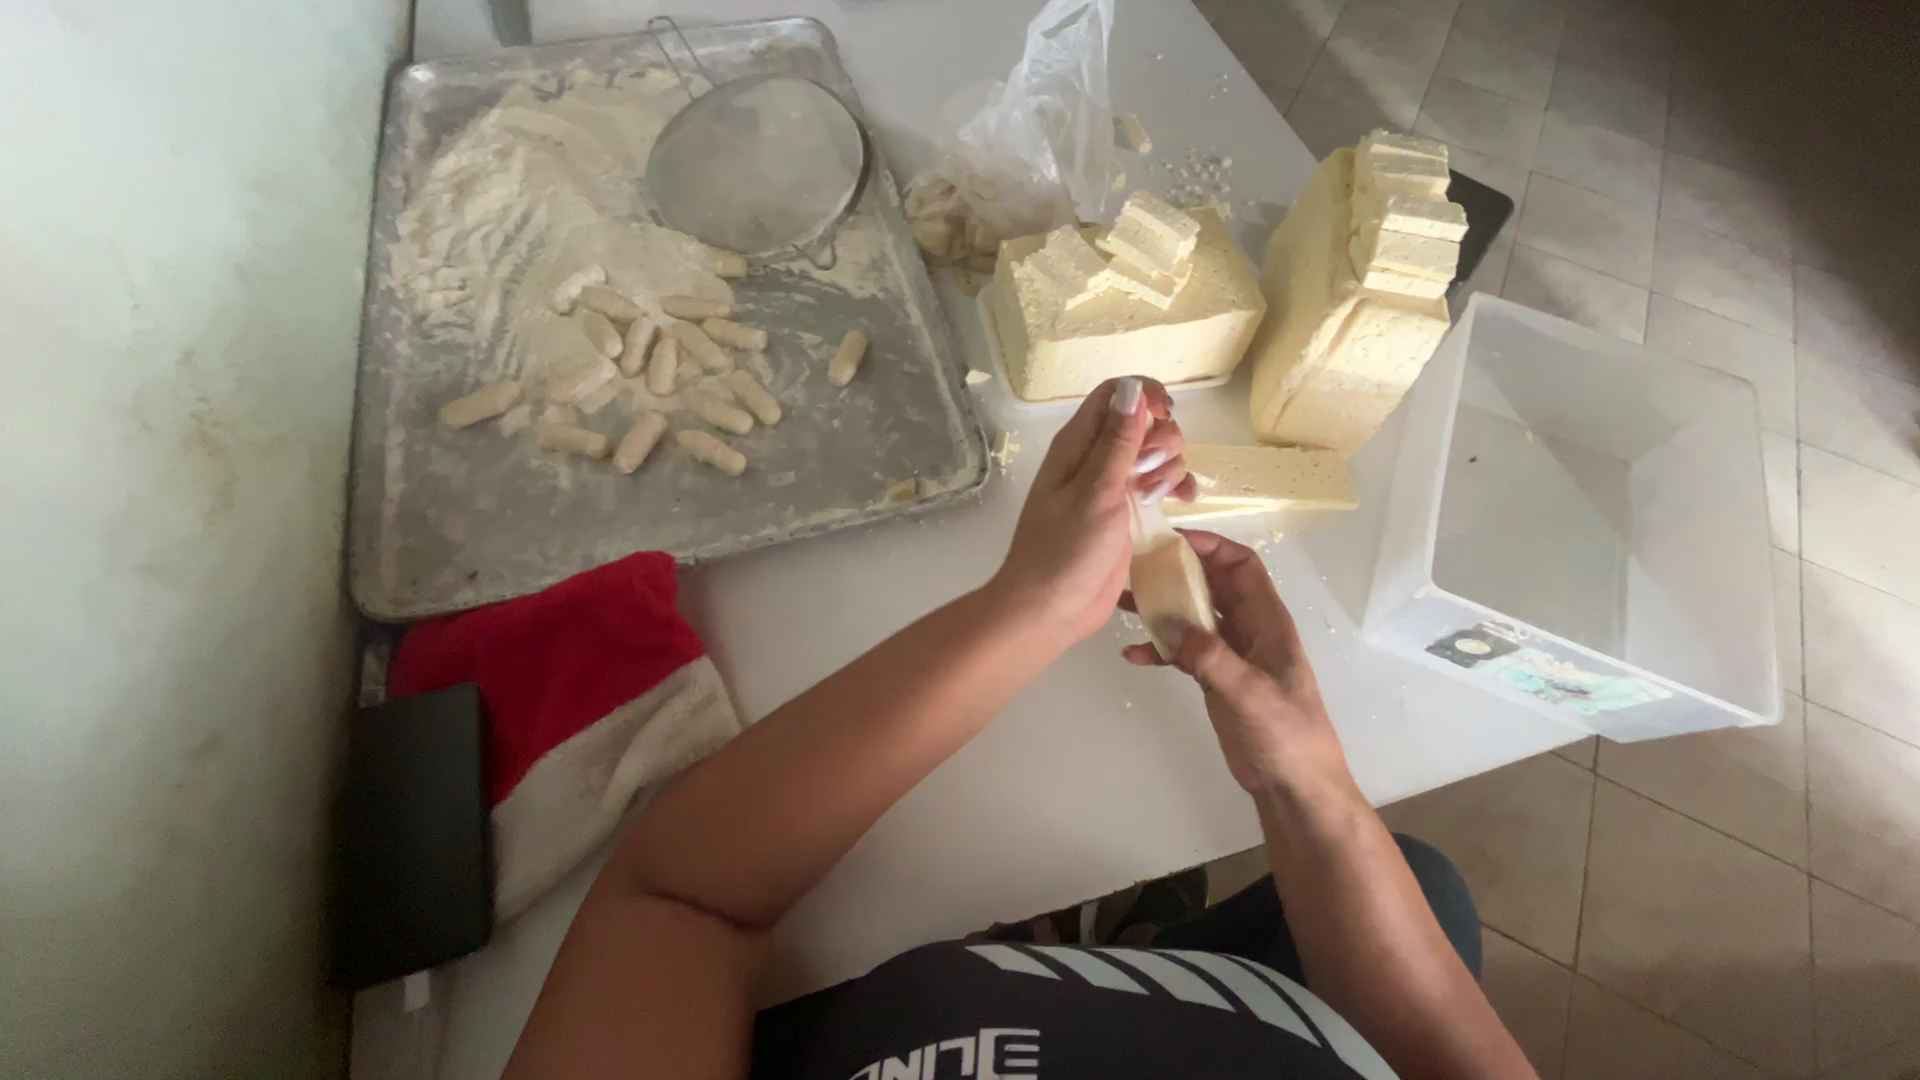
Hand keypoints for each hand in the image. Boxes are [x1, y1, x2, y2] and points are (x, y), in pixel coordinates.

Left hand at [989, 377, 1196, 645]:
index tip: (1166, 415)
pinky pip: (1159, 485)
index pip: (1114, 394)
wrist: (1051, 608)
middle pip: (1143, 421)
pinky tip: (1182, 502)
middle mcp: (1094, 459)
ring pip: (1155, 453)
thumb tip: (1133, 389)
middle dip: (1161, 439)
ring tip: (1157, 497)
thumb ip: (1117, 442)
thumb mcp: (1095, 492)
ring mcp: (1111, 486)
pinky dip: (1174, 486)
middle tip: (1148, 474)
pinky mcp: (1126, 513)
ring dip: (1169, 466)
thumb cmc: (1065, 550)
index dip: (1145, 396)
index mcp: (1077, 445)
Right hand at [1122, 531, 1351, 795]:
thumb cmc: (1286, 734)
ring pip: (1192, 615)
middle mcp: (1248, 629)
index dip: (1211, 546)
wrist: (1293, 785)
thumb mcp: (1250, 693)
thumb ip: (1210, 656)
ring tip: (1123, 602)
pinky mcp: (1213, 676)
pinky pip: (1182, 650)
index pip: (1241, 566)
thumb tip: (1170, 624)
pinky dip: (1159, 648)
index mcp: (1267, 622)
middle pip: (1211, 584)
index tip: (1171, 541)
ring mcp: (1229, 652)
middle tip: (1136, 565)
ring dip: (1161, 607)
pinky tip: (1134, 656)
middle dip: (1177, 570)